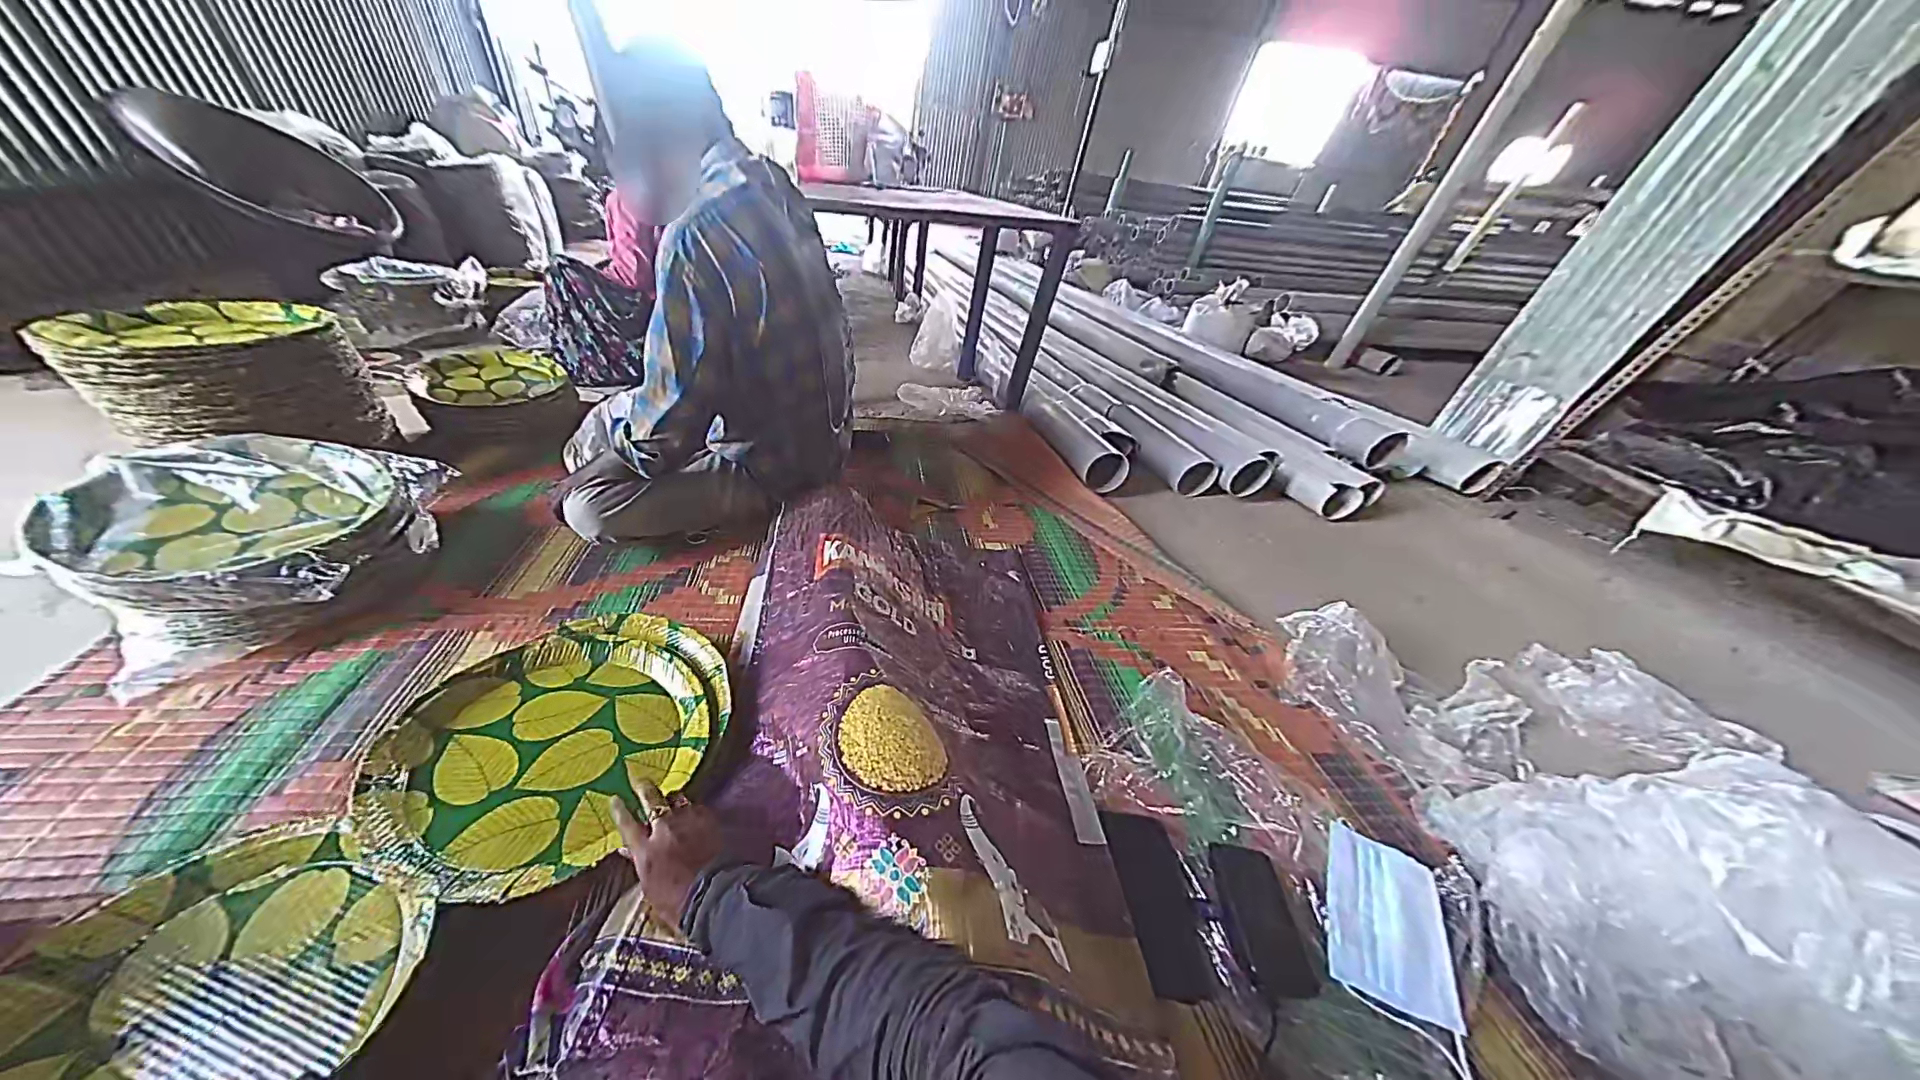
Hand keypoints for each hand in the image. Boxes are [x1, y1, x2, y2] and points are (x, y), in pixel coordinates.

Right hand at [610, 779, 724, 928]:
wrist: (710, 892)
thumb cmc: (675, 899)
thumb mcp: (648, 884)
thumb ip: (640, 861)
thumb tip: (629, 848)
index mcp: (644, 850)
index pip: (627, 823)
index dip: (619, 809)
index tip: (614, 798)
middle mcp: (663, 829)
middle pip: (651, 800)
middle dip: (644, 788)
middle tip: (641, 780)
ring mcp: (686, 821)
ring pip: (676, 798)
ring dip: (671, 798)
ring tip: (670, 798)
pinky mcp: (707, 818)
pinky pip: (696, 806)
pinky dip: (691, 808)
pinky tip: (692, 812)